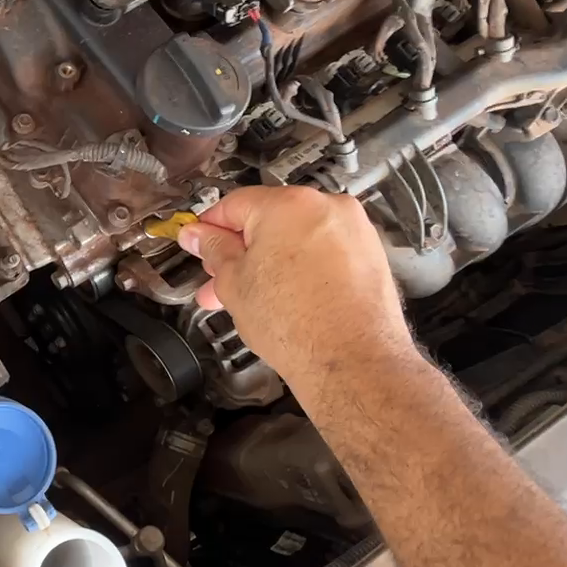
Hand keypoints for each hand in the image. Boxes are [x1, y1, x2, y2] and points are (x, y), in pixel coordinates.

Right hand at [177, 185, 414, 388]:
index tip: (197, 241)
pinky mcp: (369, 255)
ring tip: (247, 294)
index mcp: (287, 205)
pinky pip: (321, 251)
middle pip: (266, 220)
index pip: (233, 204)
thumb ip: (213, 250)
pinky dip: (298, 267)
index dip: (208, 227)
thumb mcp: (232, 282)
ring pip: (294, 237)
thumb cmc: (298, 324)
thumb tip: (200, 236)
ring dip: (266, 261)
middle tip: (218, 275)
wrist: (351, 361)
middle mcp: (326, 208)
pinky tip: (281, 296)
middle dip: (238, 250)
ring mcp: (353, 230)